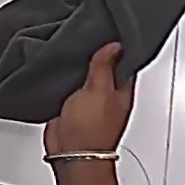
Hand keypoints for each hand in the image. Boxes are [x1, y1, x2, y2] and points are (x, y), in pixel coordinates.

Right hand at [44, 42, 133, 159]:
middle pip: (104, 67)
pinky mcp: (70, 105)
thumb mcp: (100, 91)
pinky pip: (68, 85)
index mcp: (122, 91)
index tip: (111, 31)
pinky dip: (64, 76)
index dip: (119, 47)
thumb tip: (115, 45)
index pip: (124, 62)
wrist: (70, 154)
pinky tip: (59, 67)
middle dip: (96, 53)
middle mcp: (106, 95)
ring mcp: (88, 100)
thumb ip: (105, 66)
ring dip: (79, 65)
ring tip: (72, 46)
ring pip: (85, 75)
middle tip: (89, 34)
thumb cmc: (91, 131)